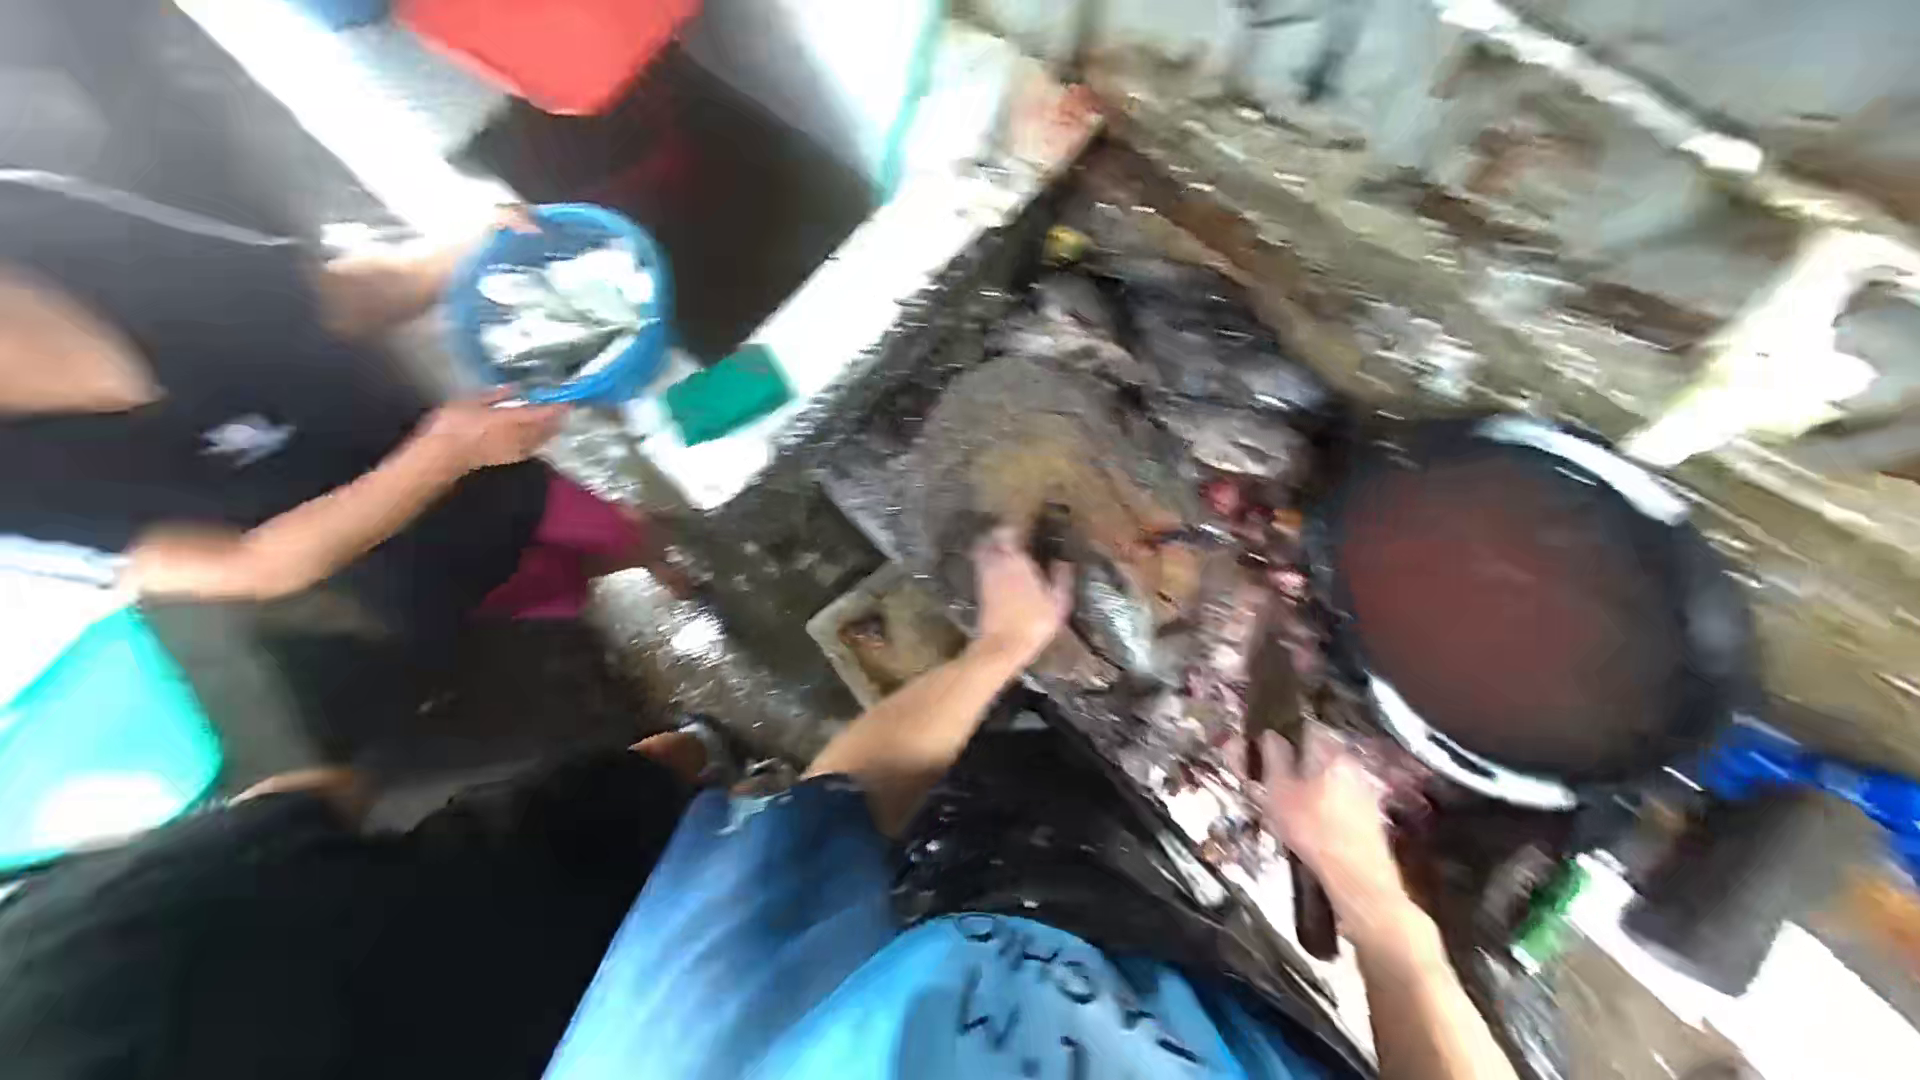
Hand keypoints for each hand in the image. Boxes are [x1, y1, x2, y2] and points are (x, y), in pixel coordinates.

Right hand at [417, 389, 567, 471]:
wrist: (443, 454)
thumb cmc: (453, 424)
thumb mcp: (470, 402)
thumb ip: (495, 396)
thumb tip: (514, 388)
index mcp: (510, 419)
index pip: (541, 413)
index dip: (556, 407)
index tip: (566, 401)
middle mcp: (520, 435)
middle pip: (547, 427)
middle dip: (558, 418)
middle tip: (565, 410)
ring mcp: (518, 448)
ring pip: (543, 438)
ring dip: (553, 430)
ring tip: (558, 421)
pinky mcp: (513, 458)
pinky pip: (535, 448)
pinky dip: (542, 440)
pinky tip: (544, 437)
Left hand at [971, 524, 1073, 667]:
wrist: (1002, 646)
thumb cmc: (1034, 623)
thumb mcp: (1057, 602)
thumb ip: (1061, 578)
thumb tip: (1064, 561)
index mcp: (1017, 562)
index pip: (1009, 533)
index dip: (1013, 527)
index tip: (1022, 525)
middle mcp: (998, 564)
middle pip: (991, 539)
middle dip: (999, 534)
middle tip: (1010, 533)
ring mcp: (985, 577)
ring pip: (983, 552)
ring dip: (990, 546)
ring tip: (1003, 548)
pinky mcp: (980, 590)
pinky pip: (981, 566)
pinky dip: (987, 562)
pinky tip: (998, 568)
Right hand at [1258, 724, 1409, 929]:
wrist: (1359, 880)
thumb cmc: (1312, 829)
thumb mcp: (1278, 790)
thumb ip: (1273, 757)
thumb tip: (1271, 734)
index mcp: (1330, 753)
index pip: (1307, 726)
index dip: (1285, 732)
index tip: (1268, 744)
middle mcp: (1352, 766)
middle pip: (1320, 752)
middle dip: (1297, 761)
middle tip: (1275, 778)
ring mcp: (1366, 791)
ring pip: (1330, 776)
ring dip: (1311, 783)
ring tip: (1290, 803)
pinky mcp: (1372, 816)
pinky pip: (1341, 797)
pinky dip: (1326, 802)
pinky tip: (1312, 821)